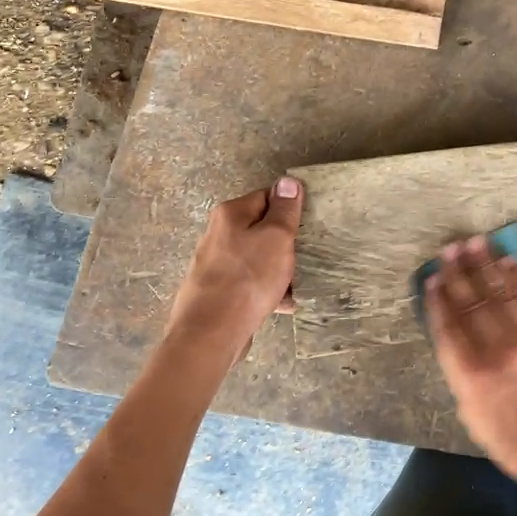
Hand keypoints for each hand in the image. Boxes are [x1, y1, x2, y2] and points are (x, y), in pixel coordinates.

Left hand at [166, 176, 303, 359]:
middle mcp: (218, 234)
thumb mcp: (277, 237)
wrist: (210, 334)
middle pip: (262, 228)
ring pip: (258, 256)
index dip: (290, 211)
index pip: (269, 197)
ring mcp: (214, 263)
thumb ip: (285, 209)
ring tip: (295, 283)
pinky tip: (282, 303)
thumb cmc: (248, 279)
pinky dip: (266, 288)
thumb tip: (287, 181)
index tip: (306, 227)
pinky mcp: (216, 289)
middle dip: (285, 242)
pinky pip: (249, 280)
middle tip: (304, 255)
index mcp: (230, 214)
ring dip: (278, 268)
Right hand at [426, 236, 516, 488]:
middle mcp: (496, 351)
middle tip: (451, 247)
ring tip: (476, 242)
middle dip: (460, 272)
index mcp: (470, 376)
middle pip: (473, 302)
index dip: (438, 299)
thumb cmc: (512, 441)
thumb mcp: (472, 414)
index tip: (432, 277)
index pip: (449, 326)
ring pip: (502, 293)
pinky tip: (508, 262)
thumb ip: (463, 374)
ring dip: (487, 265)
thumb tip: (458, 338)